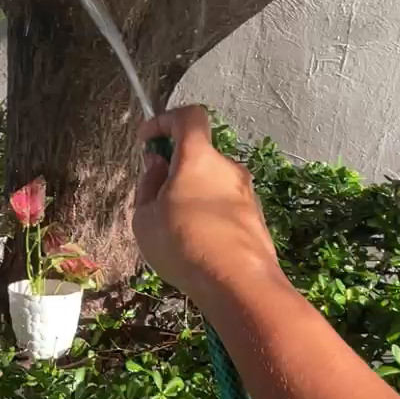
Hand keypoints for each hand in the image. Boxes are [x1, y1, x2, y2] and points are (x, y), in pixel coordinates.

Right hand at [132, 106, 287, 308]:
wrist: (236, 283)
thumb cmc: (183, 245)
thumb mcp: (144, 217)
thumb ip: (147, 185)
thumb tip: (157, 166)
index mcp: (198, 158)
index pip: (188, 116)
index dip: (164, 121)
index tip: (147, 140)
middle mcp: (228, 168)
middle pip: (198, 155)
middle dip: (175, 169)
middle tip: (155, 198)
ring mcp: (246, 193)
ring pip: (211, 183)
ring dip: (191, 195)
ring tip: (174, 230)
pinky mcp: (255, 218)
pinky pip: (224, 206)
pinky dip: (208, 215)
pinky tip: (196, 245)